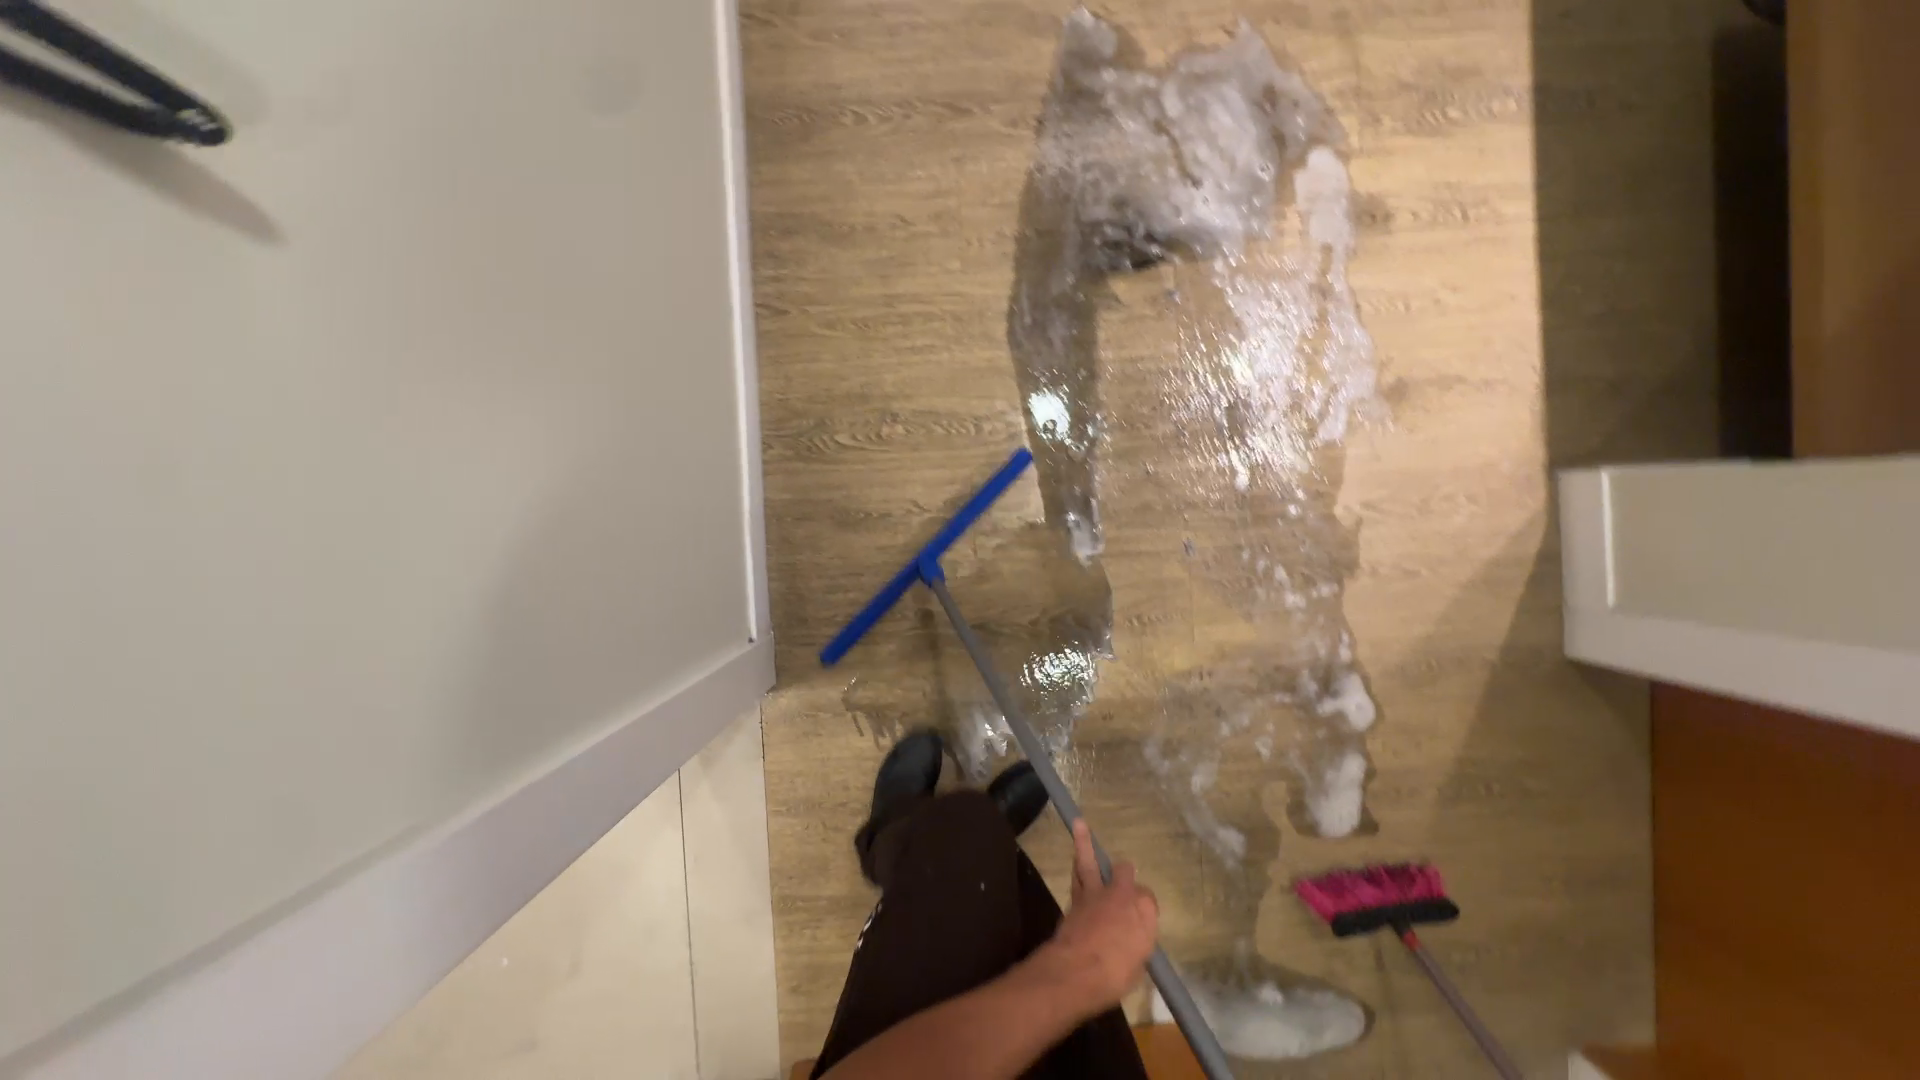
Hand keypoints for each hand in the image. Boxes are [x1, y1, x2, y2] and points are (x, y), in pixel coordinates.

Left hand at [1039, 819, 1158, 1011]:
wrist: (1078, 970)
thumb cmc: (1115, 975)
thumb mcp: (1138, 964)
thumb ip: (1135, 944)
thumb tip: (1128, 939)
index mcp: (1145, 911)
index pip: (1148, 900)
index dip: (1142, 910)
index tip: (1137, 924)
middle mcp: (1122, 895)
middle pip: (1125, 873)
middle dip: (1124, 875)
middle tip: (1122, 876)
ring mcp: (1096, 892)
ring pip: (1091, 863)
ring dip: (1085, 843)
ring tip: (1079, 824)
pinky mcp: (1075, 897)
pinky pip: (1077, 873)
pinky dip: (1077, 863)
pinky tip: (1076, 855)